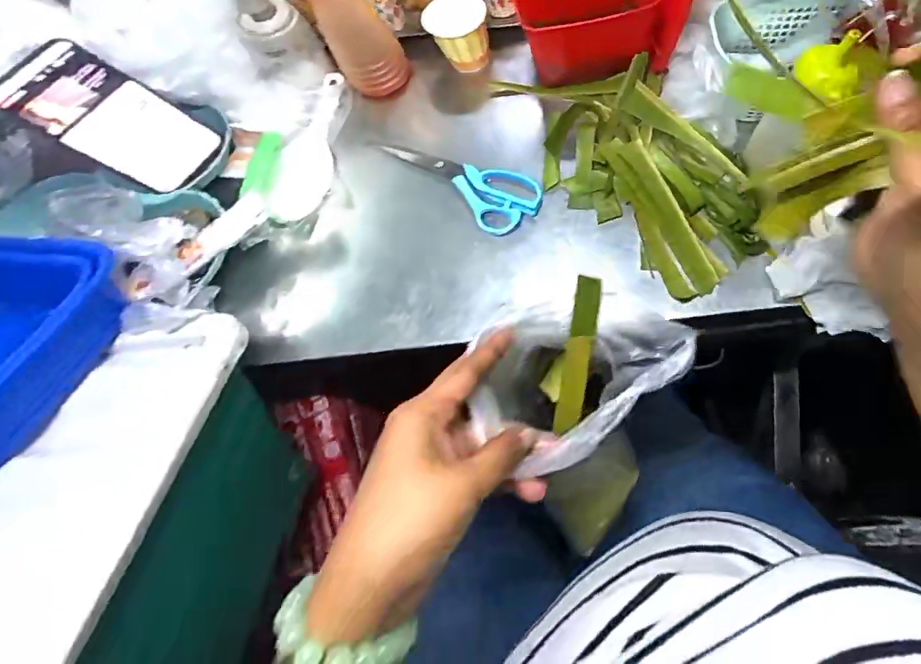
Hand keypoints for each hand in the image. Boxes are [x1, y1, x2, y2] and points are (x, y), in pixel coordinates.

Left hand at [306, 331, 543, 643]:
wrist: (368, 590)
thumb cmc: (412, 519)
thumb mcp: (463, 484)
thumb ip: (502, 453)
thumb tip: (530, 434)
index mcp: (422, 416)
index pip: (462, 374)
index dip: (489, 352)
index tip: (511, 330)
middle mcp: (427, 431)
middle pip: (479, 411)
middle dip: (515, 417)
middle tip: (550, 404)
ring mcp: (432, 462)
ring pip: (483, 445)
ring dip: (514, 457)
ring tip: (552, 463)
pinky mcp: (438, 491)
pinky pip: (478, 472)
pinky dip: (502, 479)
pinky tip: (531, 491)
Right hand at [851, 70, 920, 340]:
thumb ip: (915, 141)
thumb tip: (895, 77)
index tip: (906, 54)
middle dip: (913, 69)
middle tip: (874, 59)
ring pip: (918, 109)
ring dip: (890, 91)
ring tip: (857, 75)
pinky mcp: (914, 174)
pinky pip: (895, 134)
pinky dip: (874, 118)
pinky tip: (851, 106)